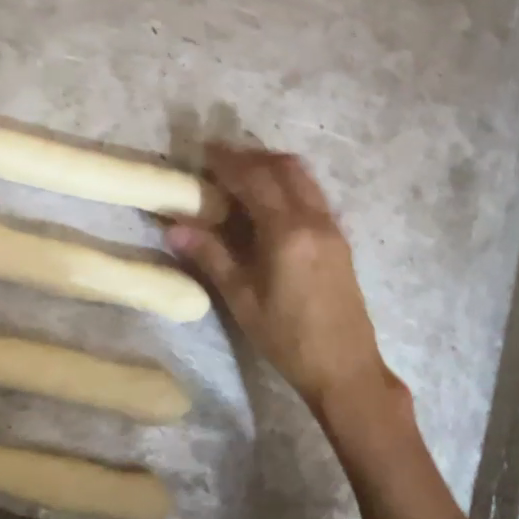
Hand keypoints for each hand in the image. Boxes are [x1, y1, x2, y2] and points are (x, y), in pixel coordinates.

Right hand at [166, 145, 405, 415]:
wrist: (344, 367)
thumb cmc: (287, 338)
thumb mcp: (242, 299)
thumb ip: (211, 256)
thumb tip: (174, 228)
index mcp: (287, 232)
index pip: (254, 180)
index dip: (228, 162)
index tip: (203, 151)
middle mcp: (314, 219)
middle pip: (283, 168)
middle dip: (251, 157)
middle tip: (219, 159)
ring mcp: (332, 227)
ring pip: (303, 178)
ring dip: (272, 167)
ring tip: (241, 175)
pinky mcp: (339, 240)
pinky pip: (312, 194)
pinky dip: (288, 184)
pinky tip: (268, 203)